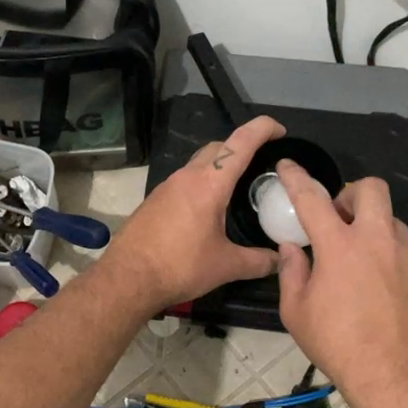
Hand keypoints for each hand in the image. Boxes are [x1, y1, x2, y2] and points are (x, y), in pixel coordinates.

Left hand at [101, 116, 287, 310]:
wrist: (127, 278)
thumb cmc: (179, 266)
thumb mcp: (226, 266)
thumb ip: (258, 262)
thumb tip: (280, 261)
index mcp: (208, 183)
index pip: (241, 142)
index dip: (263, 129)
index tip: (280, 131)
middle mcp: (186, 177)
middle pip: (218, 147)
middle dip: (242, 147)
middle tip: (261, 164)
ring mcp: (166, 187)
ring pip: (198, 164)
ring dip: (219, 167)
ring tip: (237, 188)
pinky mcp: (154, 201)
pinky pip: (184, 181)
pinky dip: (201, 184)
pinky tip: (208, 209)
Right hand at [275, 159, 407, 400]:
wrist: (393, 376)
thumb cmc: (336, 344)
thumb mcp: (296, 312)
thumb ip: (291, 272)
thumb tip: (292, 248)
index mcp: (339, 247)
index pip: (312, 199)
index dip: (297, 178)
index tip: (288, 167)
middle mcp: (377, 240)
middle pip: (371, 189)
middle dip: (352, 194)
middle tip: (340, 218)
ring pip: (394, 222)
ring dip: (375, 229)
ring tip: (365, 259)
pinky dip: (394, 262)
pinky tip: (387, 290)